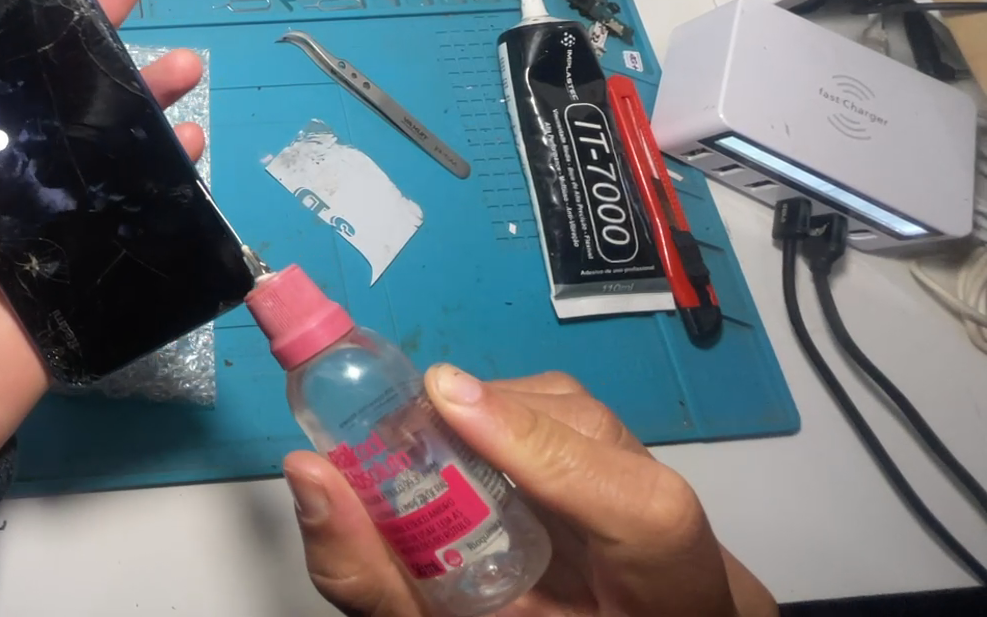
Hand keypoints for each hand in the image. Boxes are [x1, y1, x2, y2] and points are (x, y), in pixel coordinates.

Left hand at [0, 0, 205, 472]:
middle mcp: (5, 172)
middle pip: (61, 93)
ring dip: (143, 99)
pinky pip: (127, 210)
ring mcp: (48, 215)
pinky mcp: (81, 260)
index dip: (27, 21)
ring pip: (104, 143)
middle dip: (98, 36)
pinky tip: (187, 146)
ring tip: (182, 65)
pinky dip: (160, 176)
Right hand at [283, 366, 777, 616]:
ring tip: (422, 445)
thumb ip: (373, 576)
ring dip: (486, 413)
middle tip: (397, 430)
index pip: (646, 517)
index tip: (441, 397)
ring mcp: (658, 501)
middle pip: (602, 444)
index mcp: (664, 606)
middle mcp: (687, 552)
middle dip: (488, 420)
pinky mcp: (623, 471)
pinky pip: (564, 417)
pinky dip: (494, 417)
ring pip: (581, 417)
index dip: (543, 446)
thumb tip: (305, 470)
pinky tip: (459, 448)